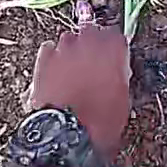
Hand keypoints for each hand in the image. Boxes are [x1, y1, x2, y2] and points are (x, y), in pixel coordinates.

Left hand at [28, 24, 129, 158]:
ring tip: (73, 68)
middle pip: (91, 32)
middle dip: (92, 43)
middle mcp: (89, 43)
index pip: (116, 35)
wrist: (66, 134)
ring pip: (69, 38)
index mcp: (113, 51)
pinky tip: (56, 71)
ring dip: (72, 49)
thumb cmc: (99, 121)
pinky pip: (49, 49)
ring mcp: (64, 50)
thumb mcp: (122, 101)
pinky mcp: (44, 60)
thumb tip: (117, 74)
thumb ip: (120, 77)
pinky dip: (53, 57)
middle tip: (93, 61)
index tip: (114, 55)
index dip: (114, 47)